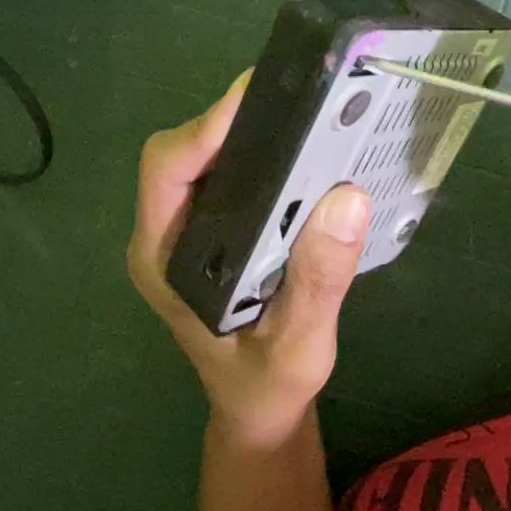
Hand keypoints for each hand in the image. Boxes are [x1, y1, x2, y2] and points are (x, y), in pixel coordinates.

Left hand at [128, 72, 373, 446]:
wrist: (258, 409)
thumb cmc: (267, 383)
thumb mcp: (299, 343)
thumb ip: (317, 279)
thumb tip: (346, 198)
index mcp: (163, 259)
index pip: (166, 171)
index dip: (204, 131)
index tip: (255, 103)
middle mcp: (164, 235)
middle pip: (180, 153)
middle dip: (229, 123)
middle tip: (290, 102)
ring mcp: (185, 230)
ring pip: (202, 158)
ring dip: (244, 134)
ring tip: (297, 117)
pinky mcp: (210, 229)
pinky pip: (224, 175)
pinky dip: (256, 156)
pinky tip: (295, 152)